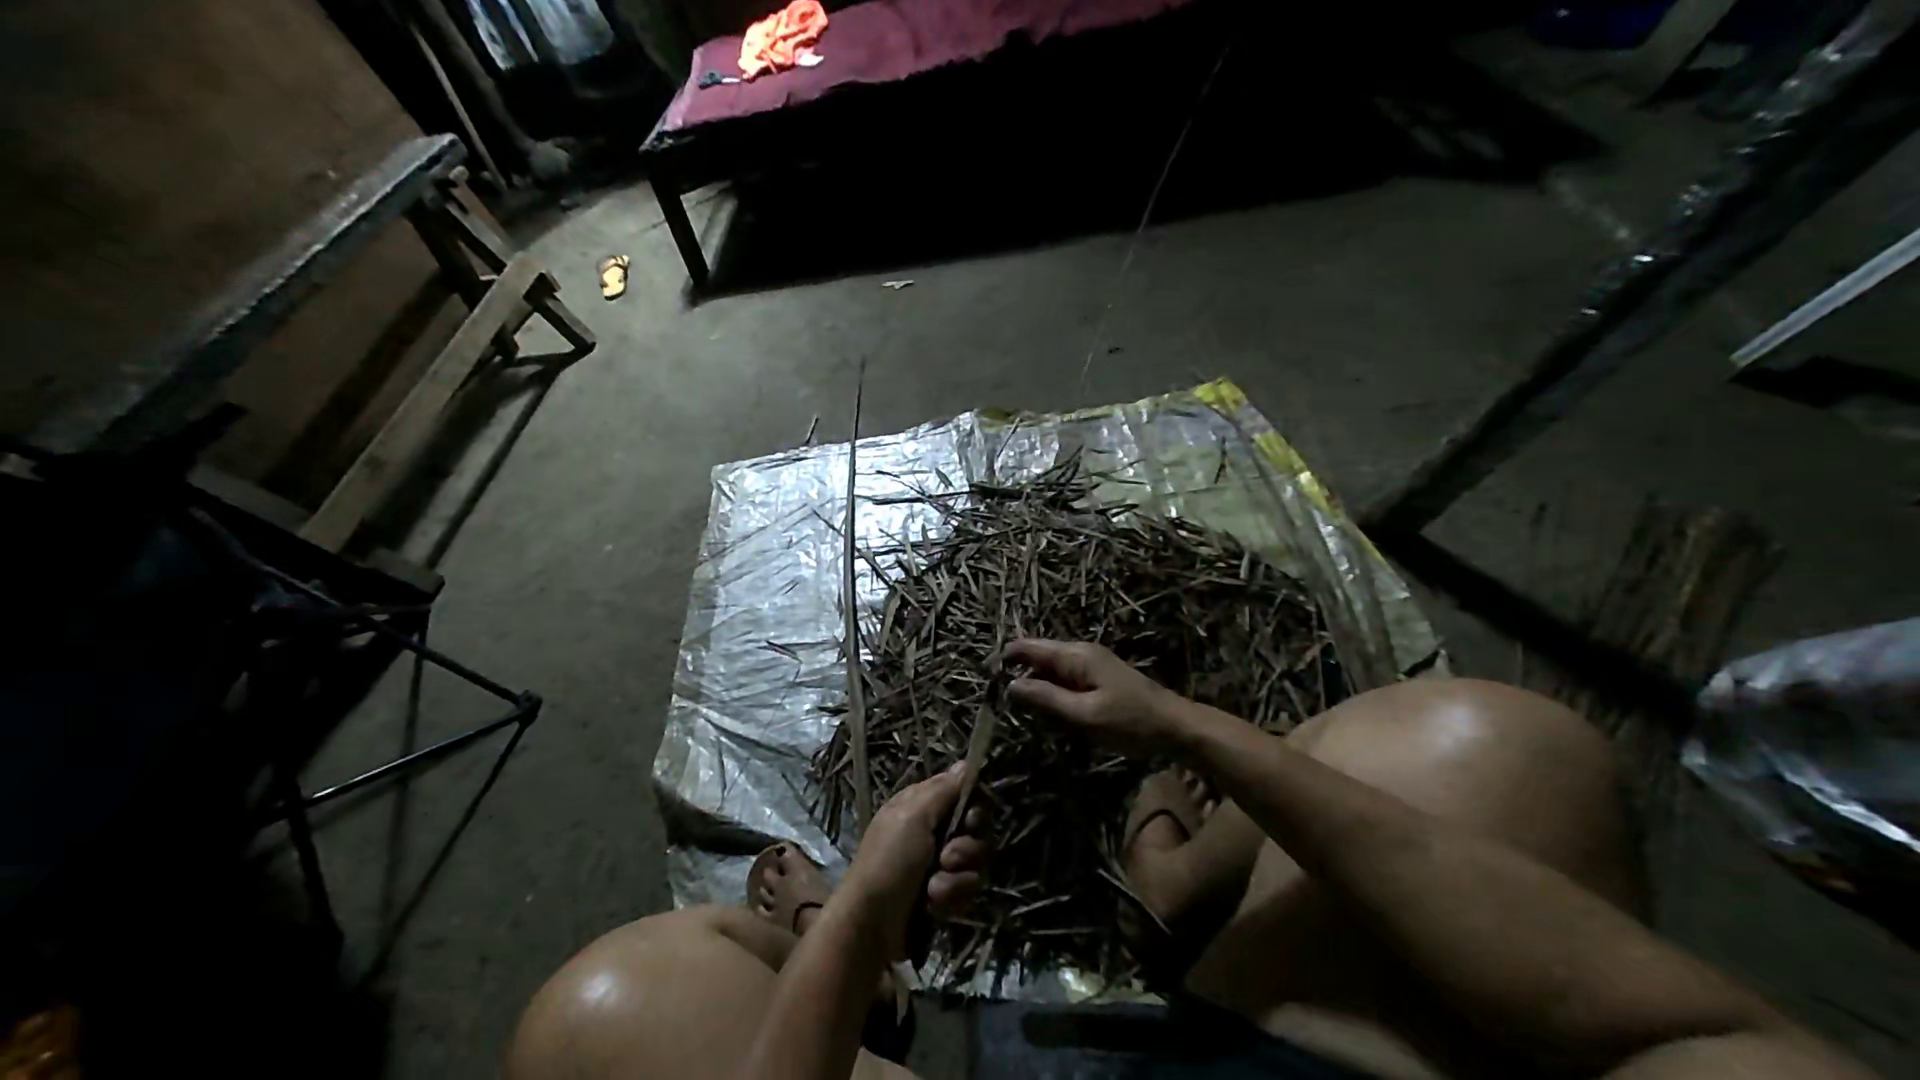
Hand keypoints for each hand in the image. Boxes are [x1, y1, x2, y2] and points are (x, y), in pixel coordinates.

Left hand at [841, 766, 989, 958]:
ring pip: (975, 862)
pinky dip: (951, 898)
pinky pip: (967, 889)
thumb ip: (944, 790)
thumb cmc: (888, 861)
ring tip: (933, 890)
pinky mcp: (943, 894)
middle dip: (967, 847)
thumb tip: (966, 763)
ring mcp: (938, 864)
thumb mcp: (913, 816)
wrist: (871, 925)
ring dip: (956, 879)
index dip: (974, 805)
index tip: (970, 818)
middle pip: (976, 829)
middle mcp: (932, 830)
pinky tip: (932, 906)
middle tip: (947, 857)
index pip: (962, 792)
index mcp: (921, 805)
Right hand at [1005, 639, 1188, 756]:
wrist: (1176, 727)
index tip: (983, 675)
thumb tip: (1010, 685)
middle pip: (1038, 656)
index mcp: (1076, 655)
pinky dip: (1051, 691)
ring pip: (1050, 670)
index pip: (1029, 647)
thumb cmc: (1130, 721)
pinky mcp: (1098, 679)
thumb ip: (1046, 699)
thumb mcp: (1085, 714)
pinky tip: (1045, 710)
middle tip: (995, 698)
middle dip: (1016, 673)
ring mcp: (1091, 665)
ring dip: (1034, 684)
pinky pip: (1064, 680)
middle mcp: (1081, 653)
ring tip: (1013, 706)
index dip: (1004, 658)